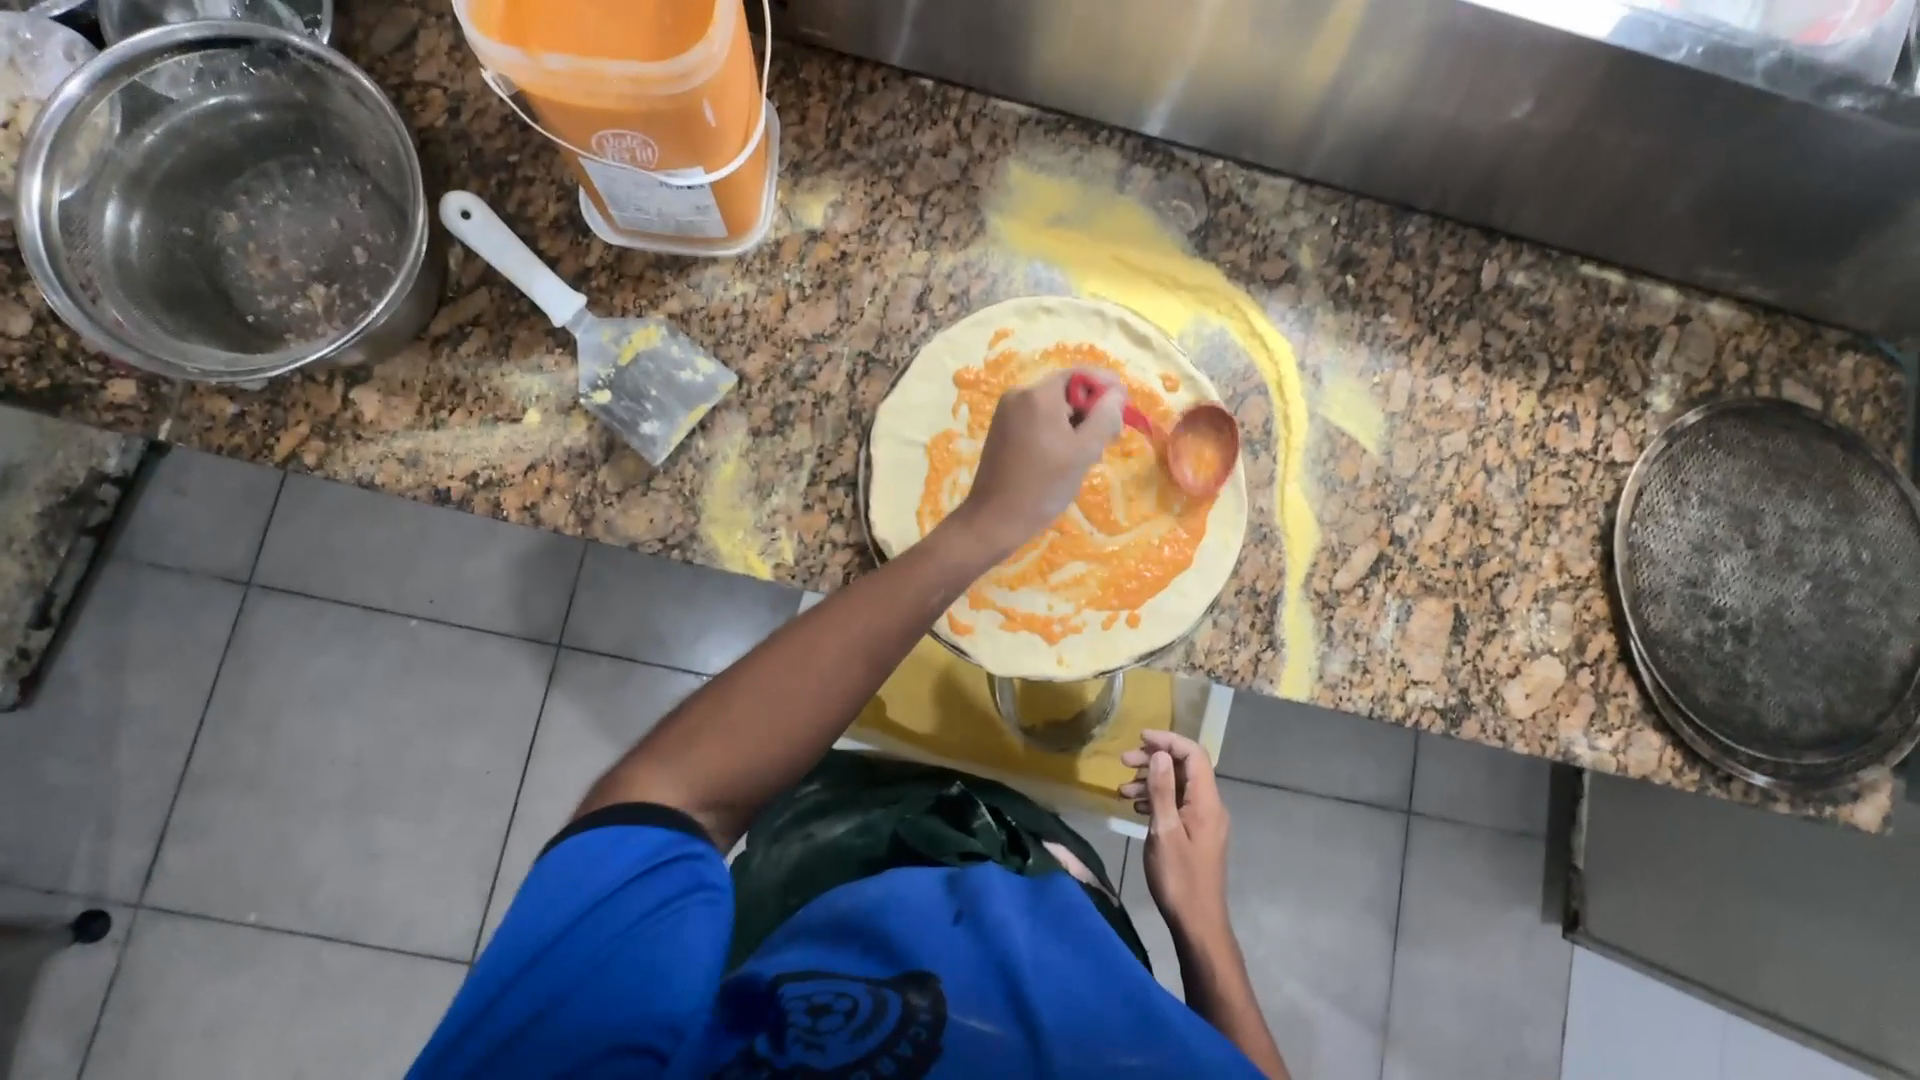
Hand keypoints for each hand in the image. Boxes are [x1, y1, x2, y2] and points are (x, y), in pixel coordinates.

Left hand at [950, 370, 1124, 557]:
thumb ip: (1105, 416)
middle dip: (1091, 412)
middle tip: (1107, 442)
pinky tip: (1064, 459)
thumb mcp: (1083, 451)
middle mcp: (1018, 395)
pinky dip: (1057, 433)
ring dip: (1076, 425)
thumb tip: (1117, 392)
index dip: (1106, 387)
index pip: (1080, 374)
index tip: (1124, 411)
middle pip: (1067, 391)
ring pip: (1054, 408)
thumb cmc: (1042, 486)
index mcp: (1038, 395)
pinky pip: (1038, 421)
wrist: (994, 520)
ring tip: (1086, 457)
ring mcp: (1007, 414)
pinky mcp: (1002, 431)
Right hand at [1121, 729, 1231, 941]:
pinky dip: (1156, 799)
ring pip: (1179, 787)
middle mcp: (1210, 807)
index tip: (1140, 739)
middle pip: (1185, 768)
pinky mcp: (1196, 834)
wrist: (1197, 923)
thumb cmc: (1179, 878)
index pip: (1194, 755)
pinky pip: (1177, 804)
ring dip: (1152, 781)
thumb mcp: (1164, 831)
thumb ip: (1162, 790)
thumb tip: (1160, 755)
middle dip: (1155, 760)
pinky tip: (1135, 807)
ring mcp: (1204, 821)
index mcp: (1207, 802)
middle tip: (1123, 763)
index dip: (1168, 741)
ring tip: (1122, 789)